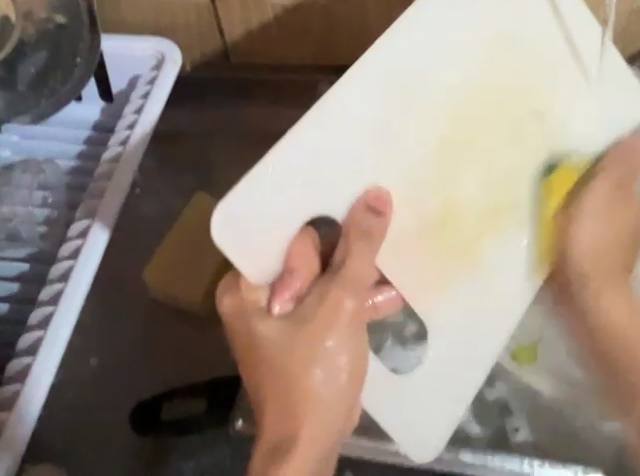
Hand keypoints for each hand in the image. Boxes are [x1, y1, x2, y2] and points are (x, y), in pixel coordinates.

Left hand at [217, 188, 402, 473]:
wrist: (311, 447)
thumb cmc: (312, 372)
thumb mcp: (339, 303)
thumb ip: (359, 248)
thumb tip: (376, 194)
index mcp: (247, 284)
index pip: (282, 231)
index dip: (319, 214)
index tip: (352, 193)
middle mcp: (257, 297)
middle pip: (306, 253)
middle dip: (346, 245)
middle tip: (378, 221)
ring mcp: (281, 319)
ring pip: (323, 278)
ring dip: (357, 273)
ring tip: (392, 255)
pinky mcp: (304, 338)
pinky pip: (330, 303)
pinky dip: (355, 299)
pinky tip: (391, 293)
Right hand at [550, 128, 639, 317]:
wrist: (588, 303)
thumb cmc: (593, 241)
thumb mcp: (605, 192)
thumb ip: (624, 162)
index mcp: (635, 198)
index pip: (622, 166)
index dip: (602, 153)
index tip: (577, 142)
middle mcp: (632, 218)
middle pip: (609, 187)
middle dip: (588, 176)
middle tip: (555, 161)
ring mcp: (615, 243)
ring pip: (596, 209)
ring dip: (578, 200)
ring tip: (547, 188)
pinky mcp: (596, 261)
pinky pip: (582, 231)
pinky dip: (571, 224)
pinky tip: (551, 221)